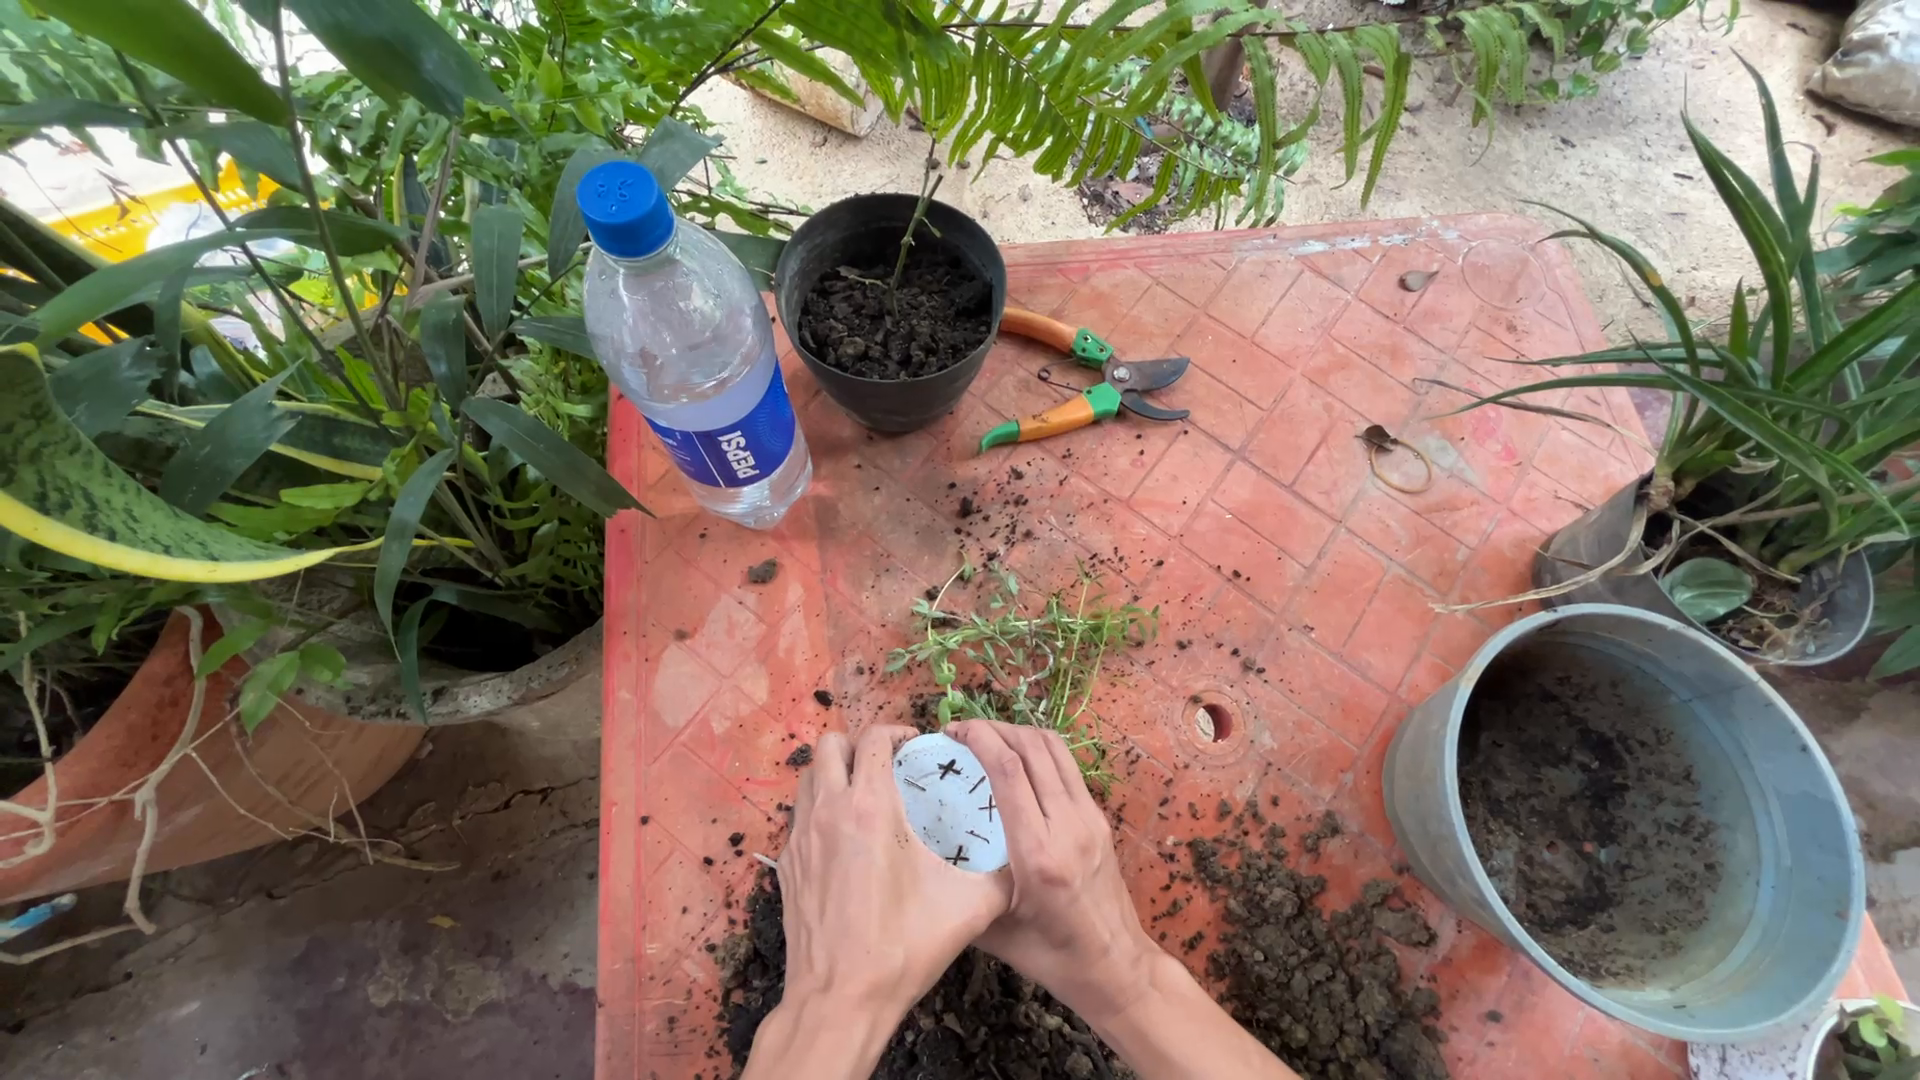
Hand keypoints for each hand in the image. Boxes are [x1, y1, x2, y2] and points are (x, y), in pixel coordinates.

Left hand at [764, 725, 1011, 1045]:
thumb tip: (1017, 850)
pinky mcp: (787, 863)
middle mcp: (829, 810)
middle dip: (860, 745)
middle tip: (886, 765)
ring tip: (864, 792)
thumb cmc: (904, 947)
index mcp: (870, 807)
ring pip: (810, 775)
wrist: (840, 1000)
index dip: (897, 732)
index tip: (915, 748)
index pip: (874, 738)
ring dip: (836, 771)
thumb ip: (998, 870)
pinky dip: (821, 806)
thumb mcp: (967, 906)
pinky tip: (845, 836)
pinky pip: (801, 813)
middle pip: (830, 744)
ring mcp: (801, 836)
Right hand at [948, 719, 1159, 1026]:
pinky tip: (1017, 759)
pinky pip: (1067, 765)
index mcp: (1038, 854)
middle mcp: (1068, 825)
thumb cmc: (1053, 959)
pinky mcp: (1099, 817)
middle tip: (962, 731)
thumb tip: (923, 858)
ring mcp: (1089, 817)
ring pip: (1054, 748)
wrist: (1119, 969)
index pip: (1009, 772)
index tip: (952, 732)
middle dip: (994, 728)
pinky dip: (1039, 748)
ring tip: (988, 737)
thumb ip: (962, 892)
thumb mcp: (996, 933)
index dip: (979, 739)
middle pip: (1031, 748)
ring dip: (1018, 732)